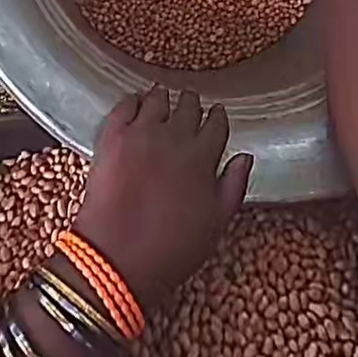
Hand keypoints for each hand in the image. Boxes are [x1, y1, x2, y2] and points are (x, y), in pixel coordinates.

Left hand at [72, 85, 252, 306]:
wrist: (117, 257)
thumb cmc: (172, 248)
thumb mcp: (216, 223)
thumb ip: (233, 185)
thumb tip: (244, 156)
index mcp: (203, 156)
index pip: (216, 123)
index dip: (217, 117)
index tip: (215, 115)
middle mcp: (174, 137)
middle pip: (188, 105)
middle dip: (192, 104)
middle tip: (189, 104)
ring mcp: (141, 133)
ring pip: (158, 99)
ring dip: (163, 98)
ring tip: (163, 99)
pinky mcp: (113, 135)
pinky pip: (125, 105)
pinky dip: (133, 101)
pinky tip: (136, 105)